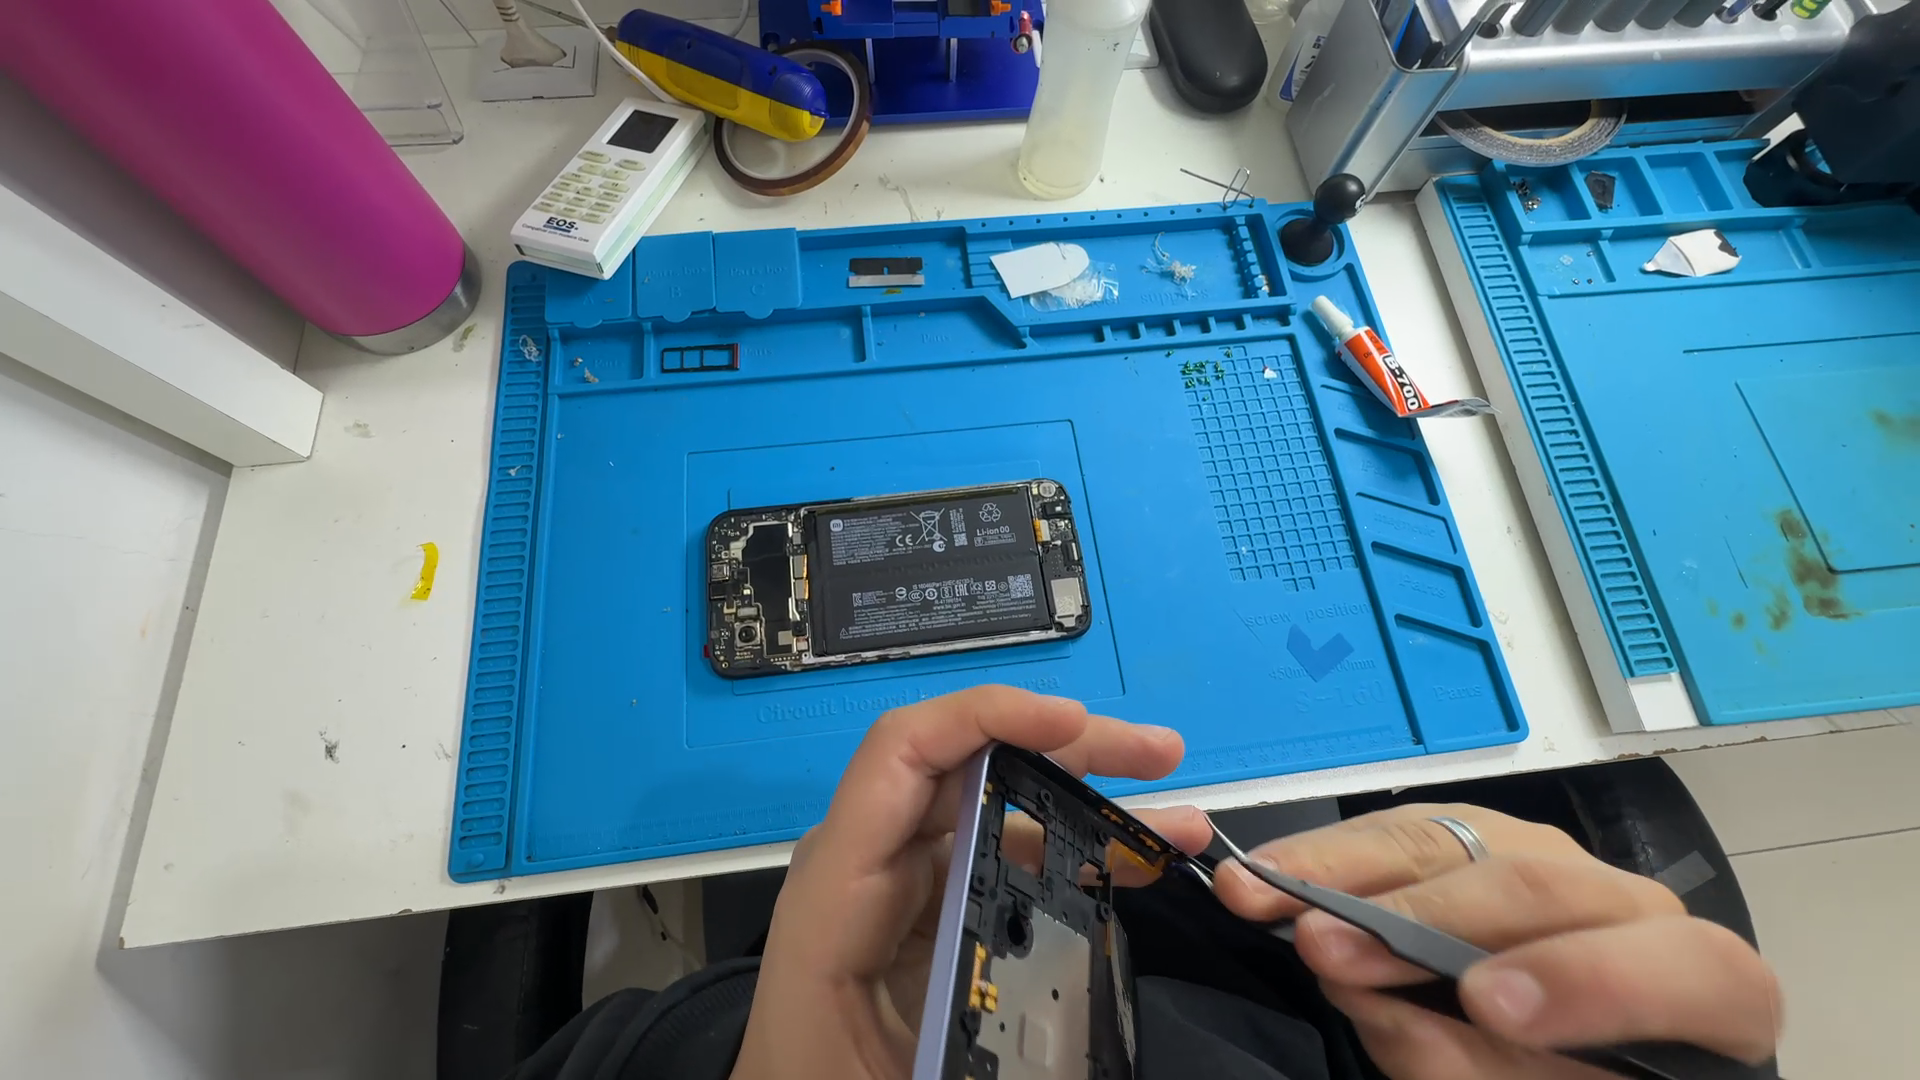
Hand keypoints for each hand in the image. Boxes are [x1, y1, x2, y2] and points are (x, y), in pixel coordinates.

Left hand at [730, 686, 1211, 1079]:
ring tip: (1176, 816)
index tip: (1076, 723)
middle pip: (969, 761)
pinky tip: (1127, 862)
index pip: (903, 753)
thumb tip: (1081, 1014)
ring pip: (999, 800)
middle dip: (1067, 747)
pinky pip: (1004, 847)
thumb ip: (978, 1013)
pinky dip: (1068, 845)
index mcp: (840, 882)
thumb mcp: (895, 1062)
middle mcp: (875, 855)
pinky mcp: (934, 897)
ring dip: (1085, 796)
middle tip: (1157, 753)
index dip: (987, 718)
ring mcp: (907, 873)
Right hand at [1213, 804, 1782, 1078]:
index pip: (1679, 968)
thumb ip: (1467, 1072)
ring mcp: (1523, 848)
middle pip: (1524, 885)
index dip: (1589, 980)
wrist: (1543, 1027)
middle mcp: (1612, 896)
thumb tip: (1376, 1006)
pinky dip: (1314, 856)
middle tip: (1322, 949)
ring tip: (1257, 893)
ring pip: (1433, 838)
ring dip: (1334, 869)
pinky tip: (1264, 872)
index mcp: (1698, 988)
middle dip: (1411, 919)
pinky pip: (1380, 832)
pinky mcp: (1450, 832)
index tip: (1485, 1005)